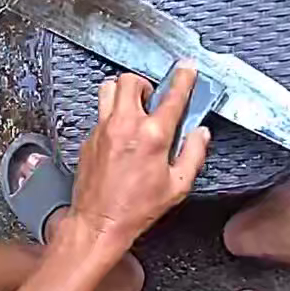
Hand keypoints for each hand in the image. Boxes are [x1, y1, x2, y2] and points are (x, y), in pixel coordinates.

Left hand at [67, 65, 210, 251]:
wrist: (99, 221)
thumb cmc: (136, 208)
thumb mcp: (177, 186)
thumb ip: (193, 153)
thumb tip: (201, 133)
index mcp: (152, 135)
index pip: (172, 96)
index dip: (182, 78)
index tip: (186, 68)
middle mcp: (124, 125)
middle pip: (131, 80)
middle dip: (145, 85)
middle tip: (152, 101)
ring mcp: (102, 129)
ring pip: (108, 89)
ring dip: (123, 93)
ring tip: (133, 110)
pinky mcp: (88, 138)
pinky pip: (100, 113)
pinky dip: (111, 115)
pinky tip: (120, 135)